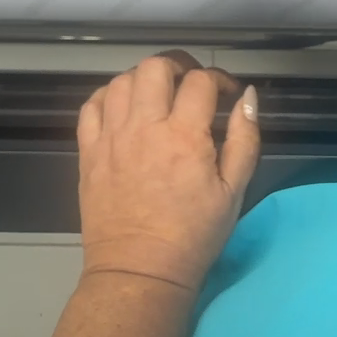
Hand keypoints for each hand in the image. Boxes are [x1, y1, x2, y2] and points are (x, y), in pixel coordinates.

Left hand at [76, 51, 260, 291]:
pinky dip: (110, 95)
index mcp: (184, 136)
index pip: (201, 82)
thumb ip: (245, 138)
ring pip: (122, 80)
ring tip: (159, 95)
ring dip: (145, 78)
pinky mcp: (89, 152)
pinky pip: (92, 105)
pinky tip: (125, 106)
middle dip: (179, 65)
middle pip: (156, 67)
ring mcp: (111, 138)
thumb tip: (248, 97)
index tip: (228, 93)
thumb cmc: (193, 234)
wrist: (140, 271)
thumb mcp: (234, 190)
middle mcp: (144, 128)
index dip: (220, 79)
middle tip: (191, 83)